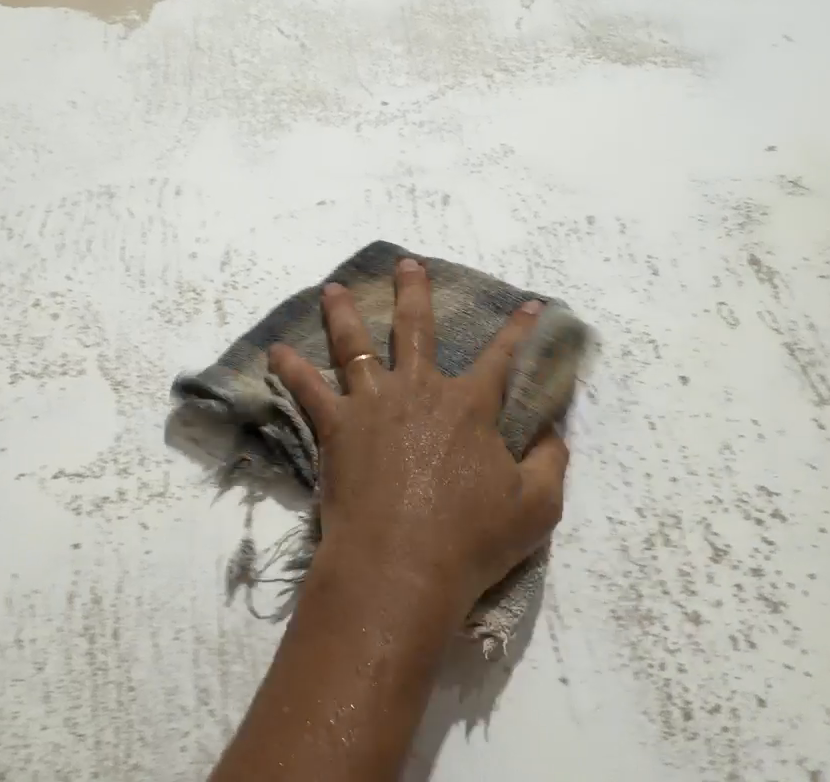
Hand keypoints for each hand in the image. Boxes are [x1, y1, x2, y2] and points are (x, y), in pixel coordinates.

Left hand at [266, 257, 569, 619]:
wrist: (400, 563)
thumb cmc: (471, 539)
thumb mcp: (537, 506)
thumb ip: (550, 461)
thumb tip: (555, 429)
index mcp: (468, 407)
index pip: (501, 358)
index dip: (519, 331)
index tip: (530, 305)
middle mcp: (418, 391)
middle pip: (416, 329)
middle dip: (413, 292)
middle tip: (406, 264)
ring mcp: (373, 404)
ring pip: (355, 345)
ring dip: (344, 313)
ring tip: (334, 287)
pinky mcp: (335, 426)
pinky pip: (307, 389)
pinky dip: (290, 368)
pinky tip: (274, 350)